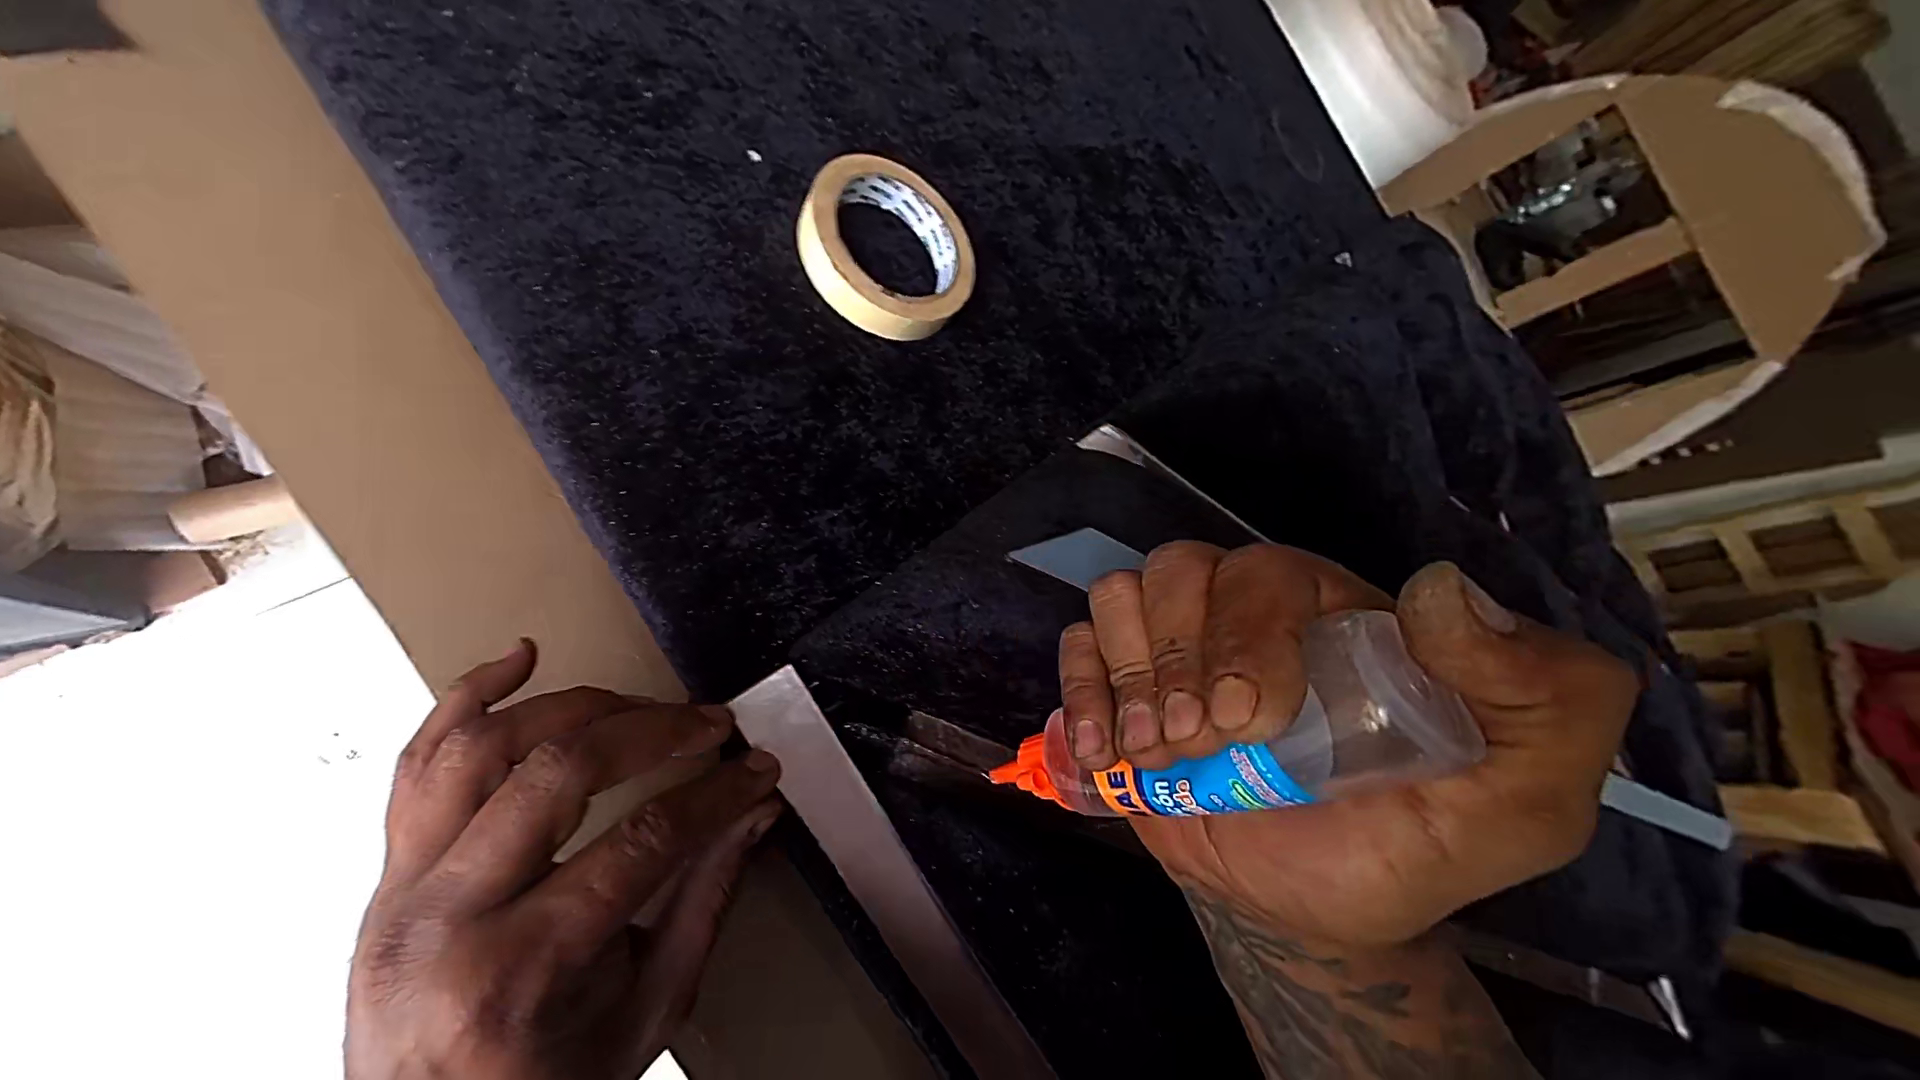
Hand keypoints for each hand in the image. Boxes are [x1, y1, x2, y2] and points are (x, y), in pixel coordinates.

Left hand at [347, 640, 783, 1079]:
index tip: (755, 771)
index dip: (716, 795)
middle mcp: (443, 920)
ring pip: (484, 746)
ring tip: (639, 703)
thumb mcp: (650, 1006)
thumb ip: (708, 897)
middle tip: (710, 725)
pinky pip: (417, 762)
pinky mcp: (387, 872)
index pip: (642, 841)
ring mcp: (401, 889)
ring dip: (578, 704)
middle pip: (561, 771)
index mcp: (519, 971)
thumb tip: (753, 814)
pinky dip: (470, 695)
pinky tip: (521, 659)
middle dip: (655, 731)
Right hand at [1060, 543, 1635, 948]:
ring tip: (1145, 755)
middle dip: (1170, 661)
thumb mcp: (1519, 794)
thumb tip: (1440, 589)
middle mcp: (1243, 611)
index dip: (1239, 636)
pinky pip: (1077, 646)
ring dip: (1121, 675)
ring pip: (1118, 594)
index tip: (1244, 723)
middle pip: (1175, 570)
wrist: (1304, 908)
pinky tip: (1102, 753)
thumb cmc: (1405, 845)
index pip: (1263, 572)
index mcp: (1329, 611)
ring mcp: (1176, 645)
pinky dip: (1078, 692)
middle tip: (1184, 744)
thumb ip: (1540, 694)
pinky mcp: (1124, 685)